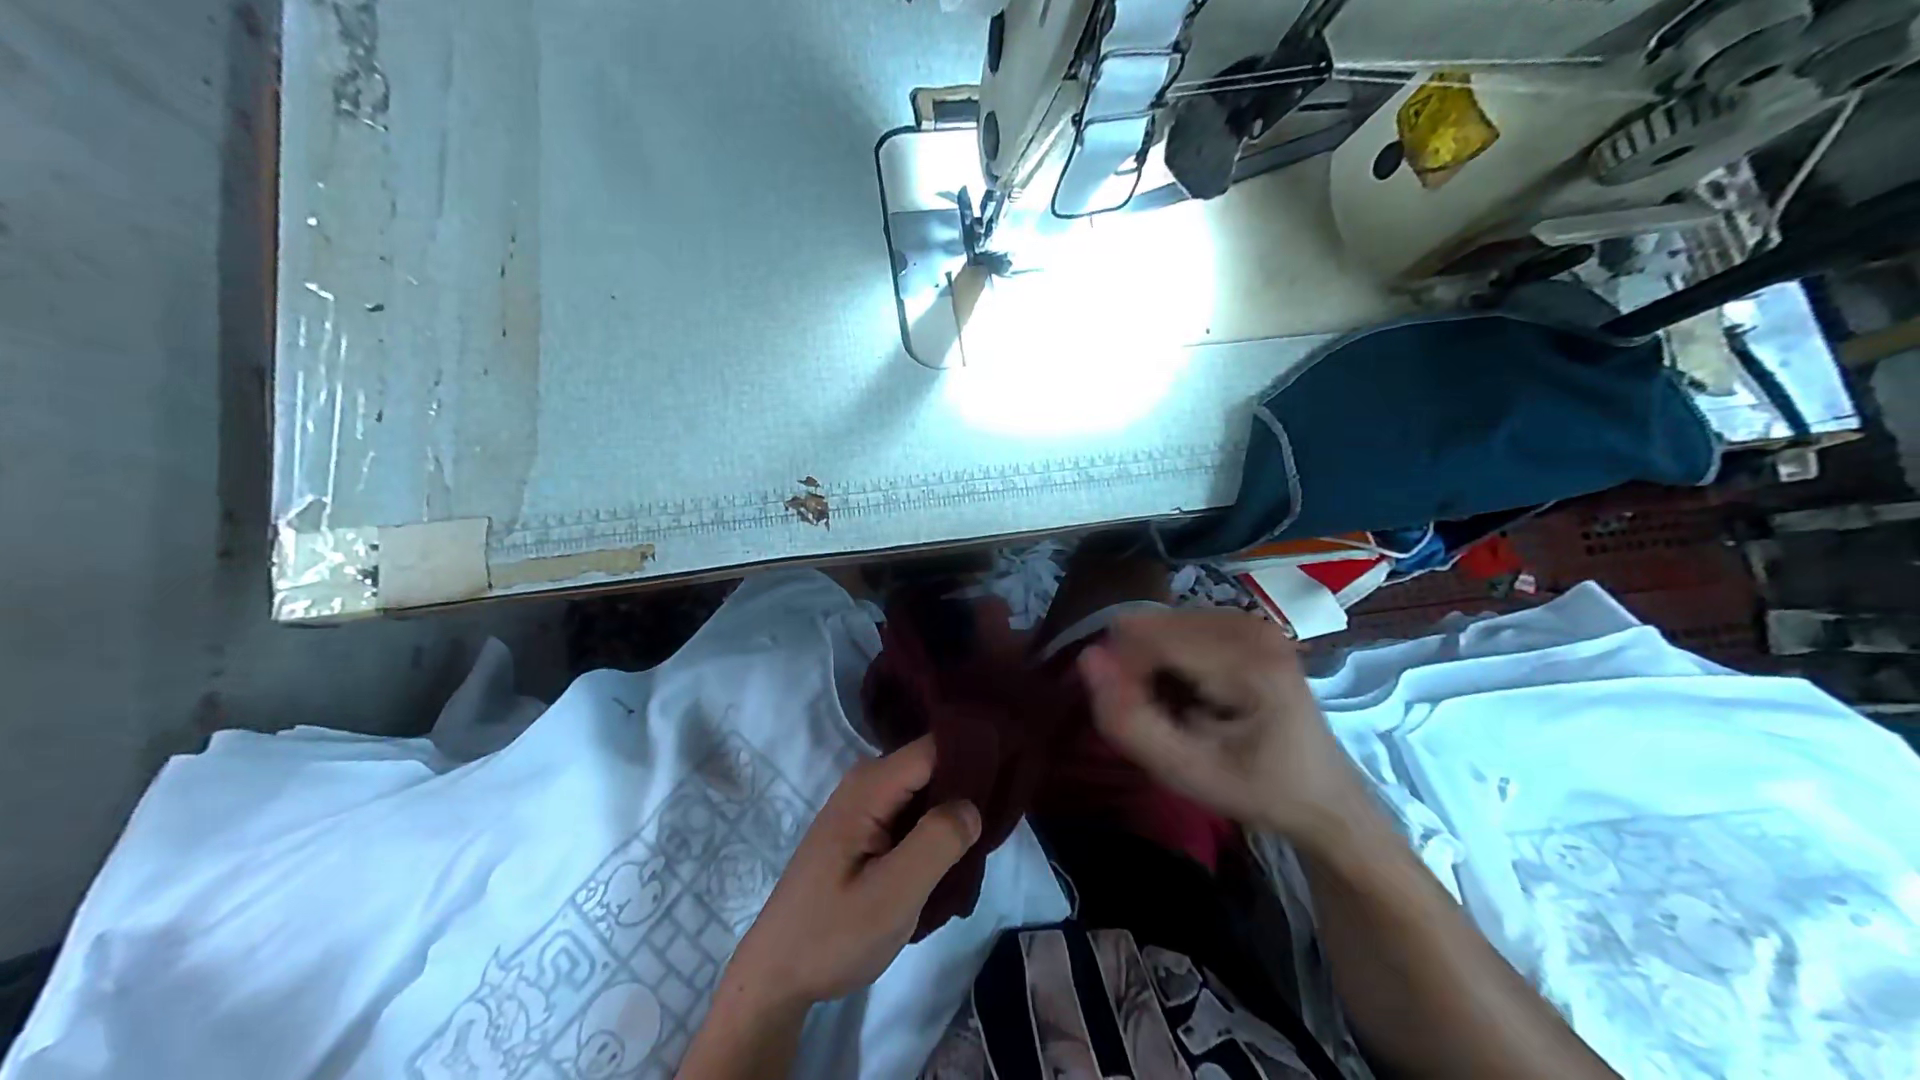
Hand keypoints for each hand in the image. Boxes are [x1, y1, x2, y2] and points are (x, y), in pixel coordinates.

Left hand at [724, 735, 982, 1008]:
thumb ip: (936, 843)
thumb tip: (973, 805)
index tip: (1012, 780)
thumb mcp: (892, 896)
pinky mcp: (868, 827)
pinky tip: (957, 855)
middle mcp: (867, 782)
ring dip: (956, 812)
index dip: (976, 757)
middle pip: (934, 764)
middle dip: (971, 786)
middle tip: (1002, 822)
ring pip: (928, 789)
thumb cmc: (832, 935)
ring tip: (986, 841)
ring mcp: (866, 804)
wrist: (778, 975)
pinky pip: (915, 811)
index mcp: (870, 786)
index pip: (937, 747)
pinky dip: (939, 827)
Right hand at [1077, 609, 1367, 842]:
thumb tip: (1085, 659)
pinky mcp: (1246, 622)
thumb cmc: (1256, 789)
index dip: (1123, 678)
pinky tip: (1193, 693)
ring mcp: (1250, 618)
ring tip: (1180, 709)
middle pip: (1150, 628)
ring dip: (1152, 666)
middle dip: (1139, 672)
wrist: (1322, 795)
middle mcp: (1248, 623)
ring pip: (1158, 625)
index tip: (1139, 719)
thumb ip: (1128, 721)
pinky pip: (1177, 627)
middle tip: (1164, 720)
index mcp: (1246, 658)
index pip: (1144, 641)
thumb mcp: (1185, 772)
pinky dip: (1169, 659)